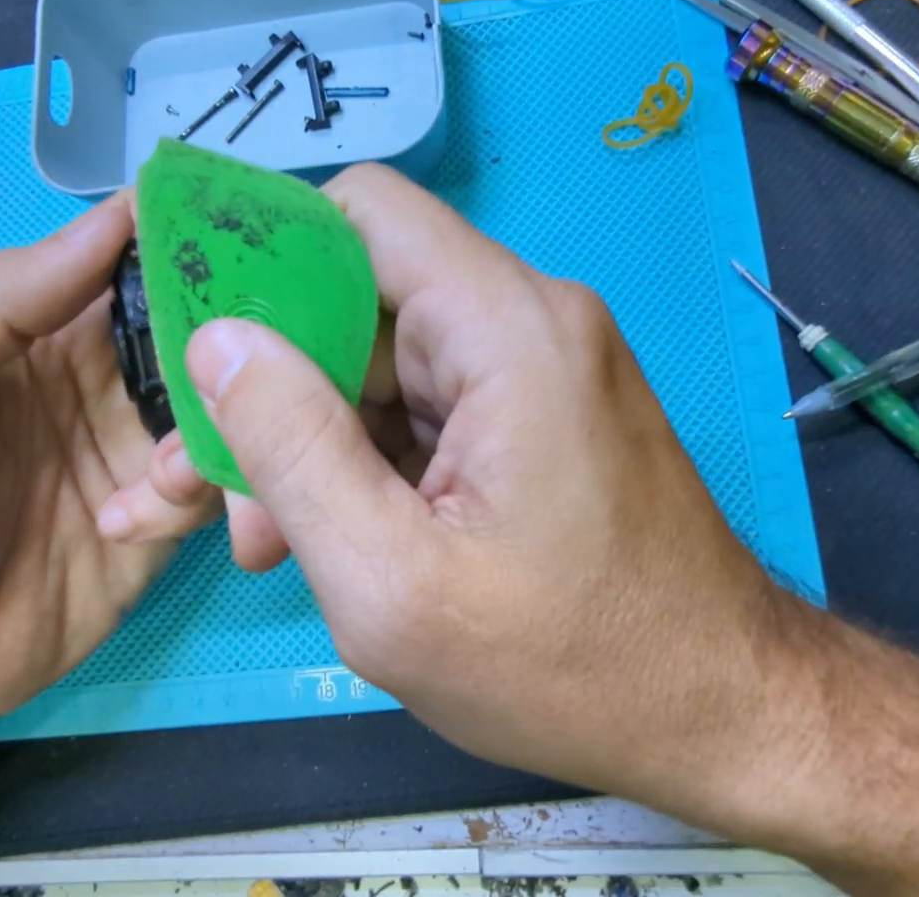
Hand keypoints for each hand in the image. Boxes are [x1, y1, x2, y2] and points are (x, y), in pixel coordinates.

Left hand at [0, 192, 219, 742]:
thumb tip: (109, 223)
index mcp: (39, 324)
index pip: (127, 254)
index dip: (179, 232)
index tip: (237, 226)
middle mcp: (109, 372)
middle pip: (200, 320)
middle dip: (233, 325)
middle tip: (258, 343)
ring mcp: (147, 441)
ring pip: (229, 397)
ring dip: (219, 420)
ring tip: (163, 471)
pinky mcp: (176, 508)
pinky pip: (224, 474)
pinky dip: (207, 487)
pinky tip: (137, 522)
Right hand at [177, 165, 804, 814]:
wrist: (717, 706)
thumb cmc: (566, 662)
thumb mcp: (392, 580)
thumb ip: (293, 447)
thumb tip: (219, 338)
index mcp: (507, 327)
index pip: (364, 212)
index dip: (267, 256)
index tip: (201, 346)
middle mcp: (531, 319)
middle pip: (363, 298)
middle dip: (279, 386)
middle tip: (221, 497)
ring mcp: (540, 367)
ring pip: (386, 361)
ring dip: (318, 438)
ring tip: (269, 540)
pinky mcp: (540, 414)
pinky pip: (428, 405)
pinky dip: (372, 457)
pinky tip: (336, 536)